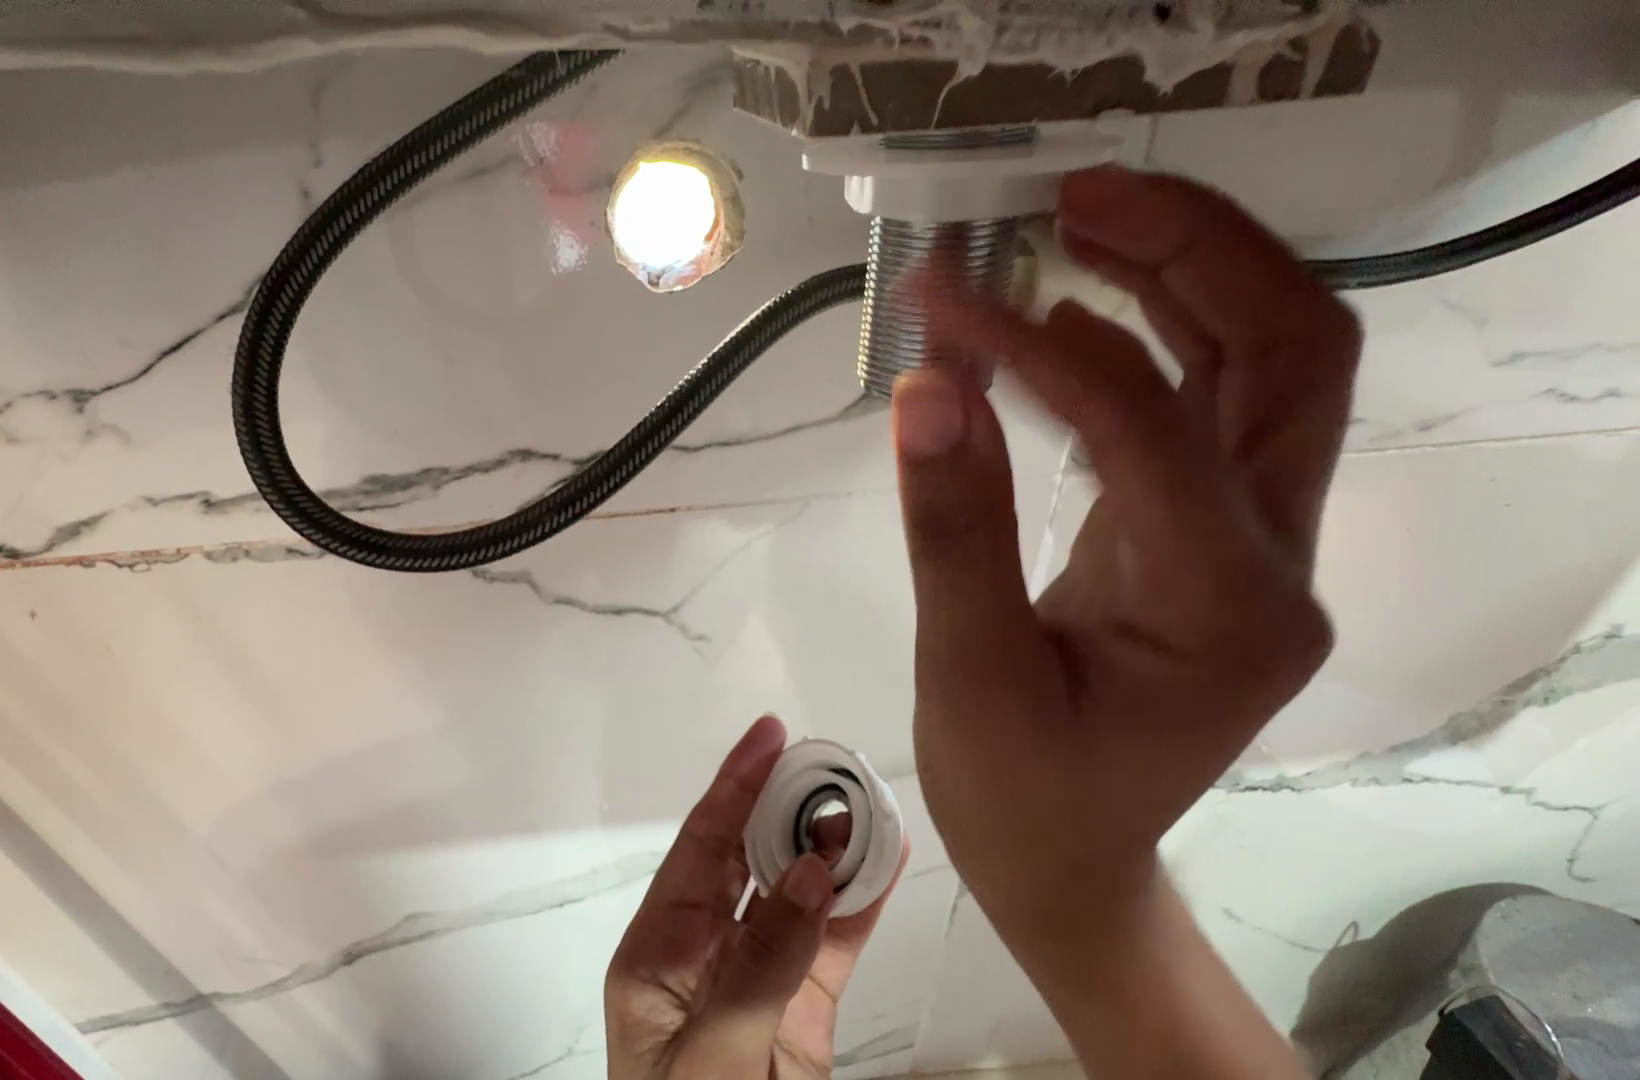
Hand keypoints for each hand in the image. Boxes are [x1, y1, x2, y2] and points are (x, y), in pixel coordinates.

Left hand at [605, 716, 907, 1078]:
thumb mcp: (709, 1053)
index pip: (699, 847)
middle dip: (790, 809)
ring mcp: (759, 977)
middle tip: (836, 767)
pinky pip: (832, 943)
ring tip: (872, 805)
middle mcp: (707, 951)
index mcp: (661, 951)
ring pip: (798, 895)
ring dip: (834, 851)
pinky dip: (860, 903)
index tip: (769, 734)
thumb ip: (759, 963)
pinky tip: (888, 862)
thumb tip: (804, 871)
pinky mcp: (802, 1011)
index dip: (733, 785)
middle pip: (751, 859)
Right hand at [892, 165, 1360, 937]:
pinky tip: (1065, 316)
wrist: (1065, 859)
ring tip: (1075, 224)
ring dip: (1183, 276)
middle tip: (1076, 196)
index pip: (1149, 427)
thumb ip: (954, 528)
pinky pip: (1203, 408)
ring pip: (1267, 365)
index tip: (945, 296)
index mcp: (1228, 610)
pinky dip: (1145, 340)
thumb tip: (928, 389)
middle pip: (1293, 353)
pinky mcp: (1205, 535)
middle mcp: (1275, 560)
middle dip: (1192, 251)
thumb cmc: (1017, 795)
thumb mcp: (968, 676)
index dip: (1044, 347)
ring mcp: (1252, 544)